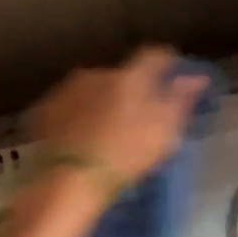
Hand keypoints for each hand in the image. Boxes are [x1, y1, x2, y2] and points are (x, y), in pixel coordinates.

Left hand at [26, 45, 210, 184]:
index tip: (173, 77)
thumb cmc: (125, 154)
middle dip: (130, 90)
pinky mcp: (42, 112)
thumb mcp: (164, 131)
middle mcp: (95, 73)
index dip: (167, 64)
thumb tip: (195, 77)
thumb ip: (180, 101)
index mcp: (129, 75)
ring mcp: (65, 91)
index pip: (154, 56)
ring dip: (100, 104)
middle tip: (137, 117)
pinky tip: (80, 140)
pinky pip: (67, 110)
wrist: (68, 180)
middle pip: (120, 75)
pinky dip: (76, 119)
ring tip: (106, 133)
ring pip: (91, 91)